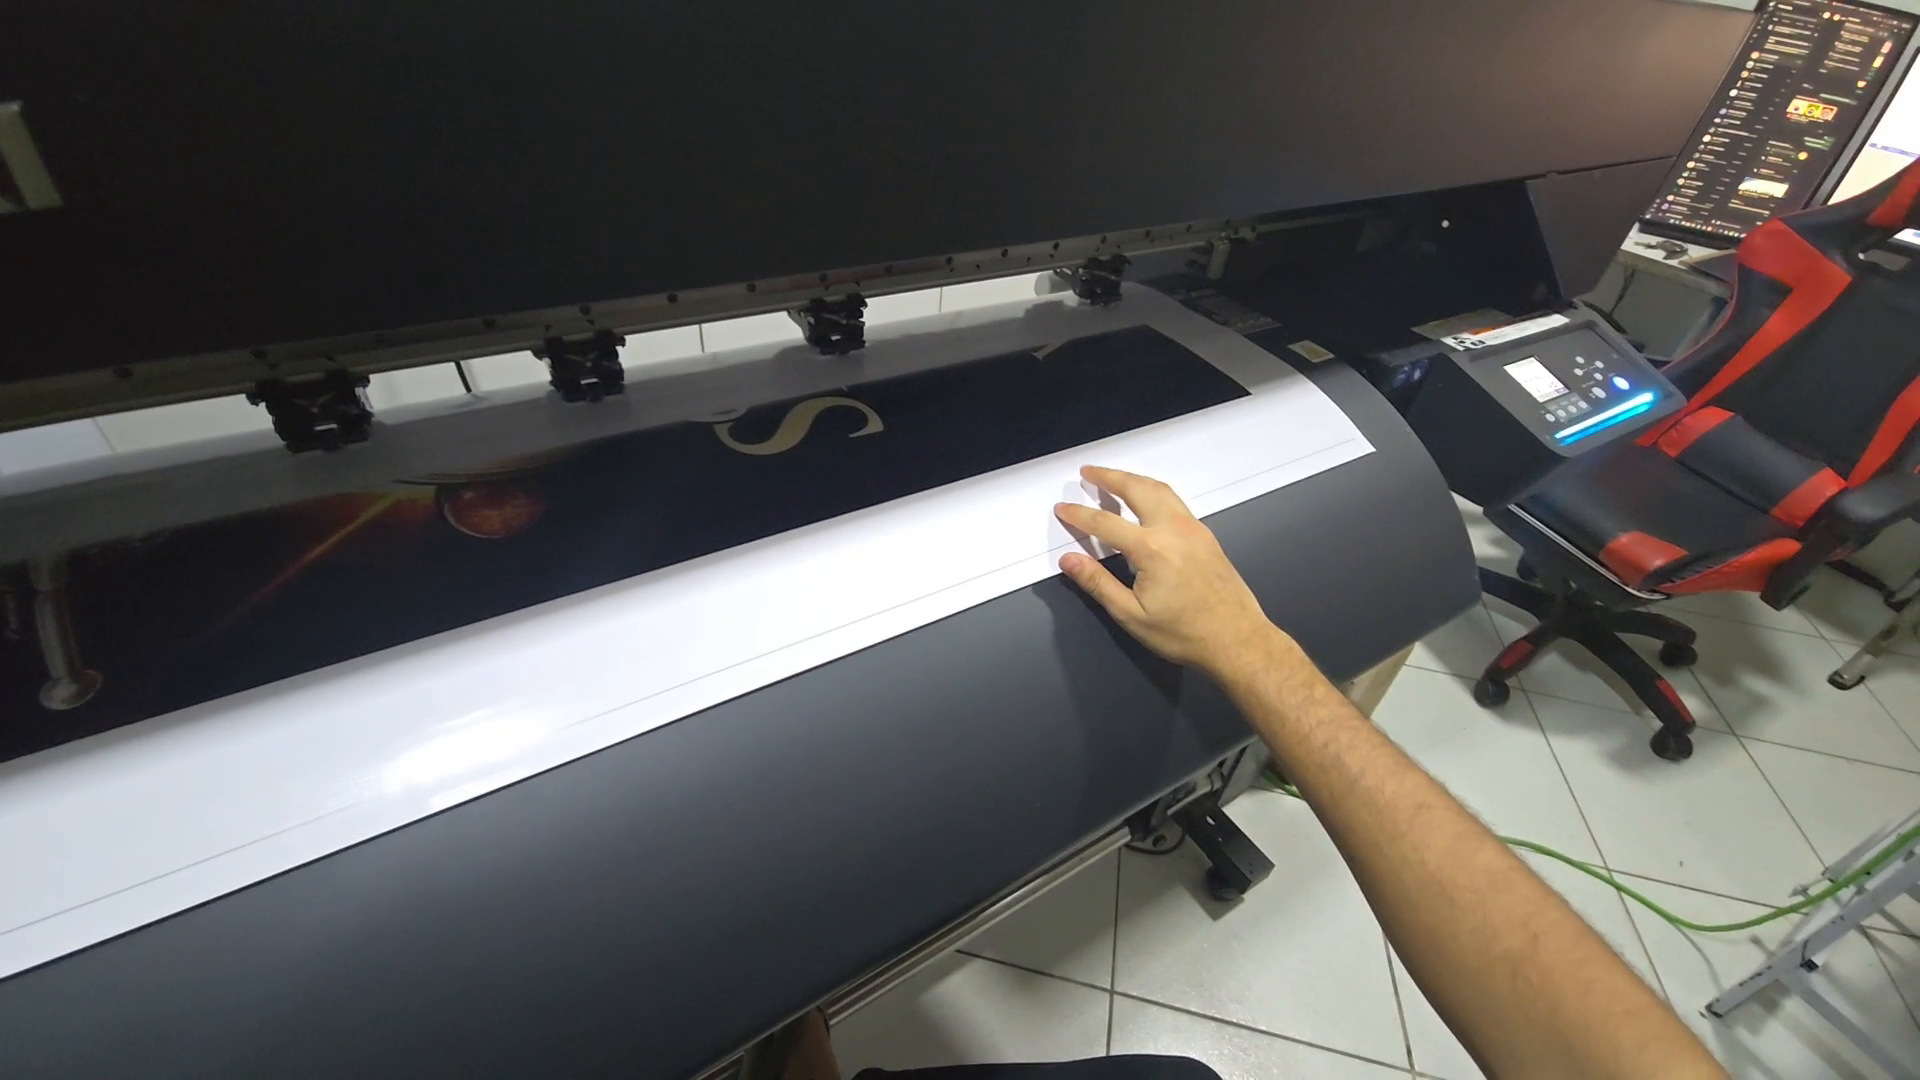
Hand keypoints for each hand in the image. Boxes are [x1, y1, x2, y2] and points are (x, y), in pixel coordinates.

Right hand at [1054, 466, 1290, 677]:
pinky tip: (1146, 497)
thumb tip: (1070, 561)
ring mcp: (1193, 529)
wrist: (1236, 640)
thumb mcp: (1131, 615)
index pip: (1104, 523)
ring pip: (1159, 489)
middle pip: (1136, 489)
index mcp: (1152, 550)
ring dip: (1133, 478)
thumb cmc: (1186, 633)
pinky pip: (1175, 500)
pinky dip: (1154, 490)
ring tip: (1114, 477)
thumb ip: (1097, 583)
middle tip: (1088, 471)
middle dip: (1108, 476)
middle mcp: (1174, 530)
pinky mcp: (1205, 535)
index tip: (1063, 508)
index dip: (1078, 514)